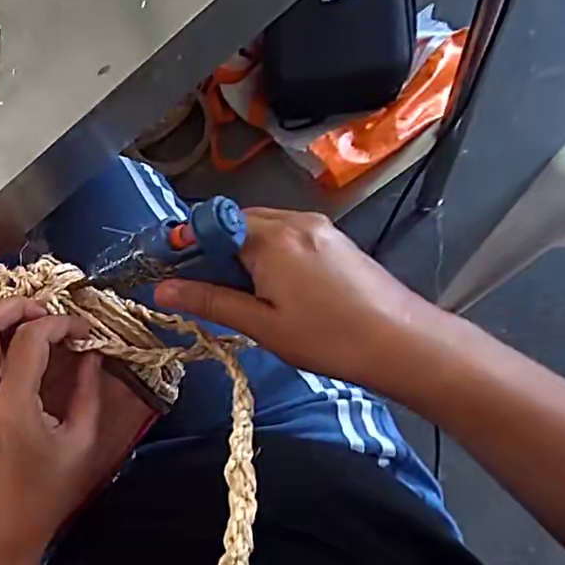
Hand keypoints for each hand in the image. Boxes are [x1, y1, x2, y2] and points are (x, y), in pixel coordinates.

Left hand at [0, 298, 107, 564]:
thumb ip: (88, 392)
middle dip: (15, 304)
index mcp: (12, 412)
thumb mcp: (80, 445)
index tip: (84, 332)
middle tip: (49, 311)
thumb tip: (91, 353)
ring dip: (2, 319)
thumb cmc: (46, 497)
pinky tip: (26, 349)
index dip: (59, 324)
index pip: (28, 342)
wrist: (0, 534)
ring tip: (39, 324)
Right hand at [154, 208, 432, 388]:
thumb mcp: (262, 325)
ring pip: (261, 227)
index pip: (212, 225)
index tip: (171, 272)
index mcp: (272, 239)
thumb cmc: (329, 338)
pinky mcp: (334, 238)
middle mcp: (294, 221)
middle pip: (236, 222)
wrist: (402, 343)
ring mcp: (318, 227)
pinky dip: (266, 252)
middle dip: (213, 249)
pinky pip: (286, 234)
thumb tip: (162, 289)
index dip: (187, 245)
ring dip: (240, 251)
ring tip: (240, 293)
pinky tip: (272, 287)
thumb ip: (211, 301)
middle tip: (205, 290)